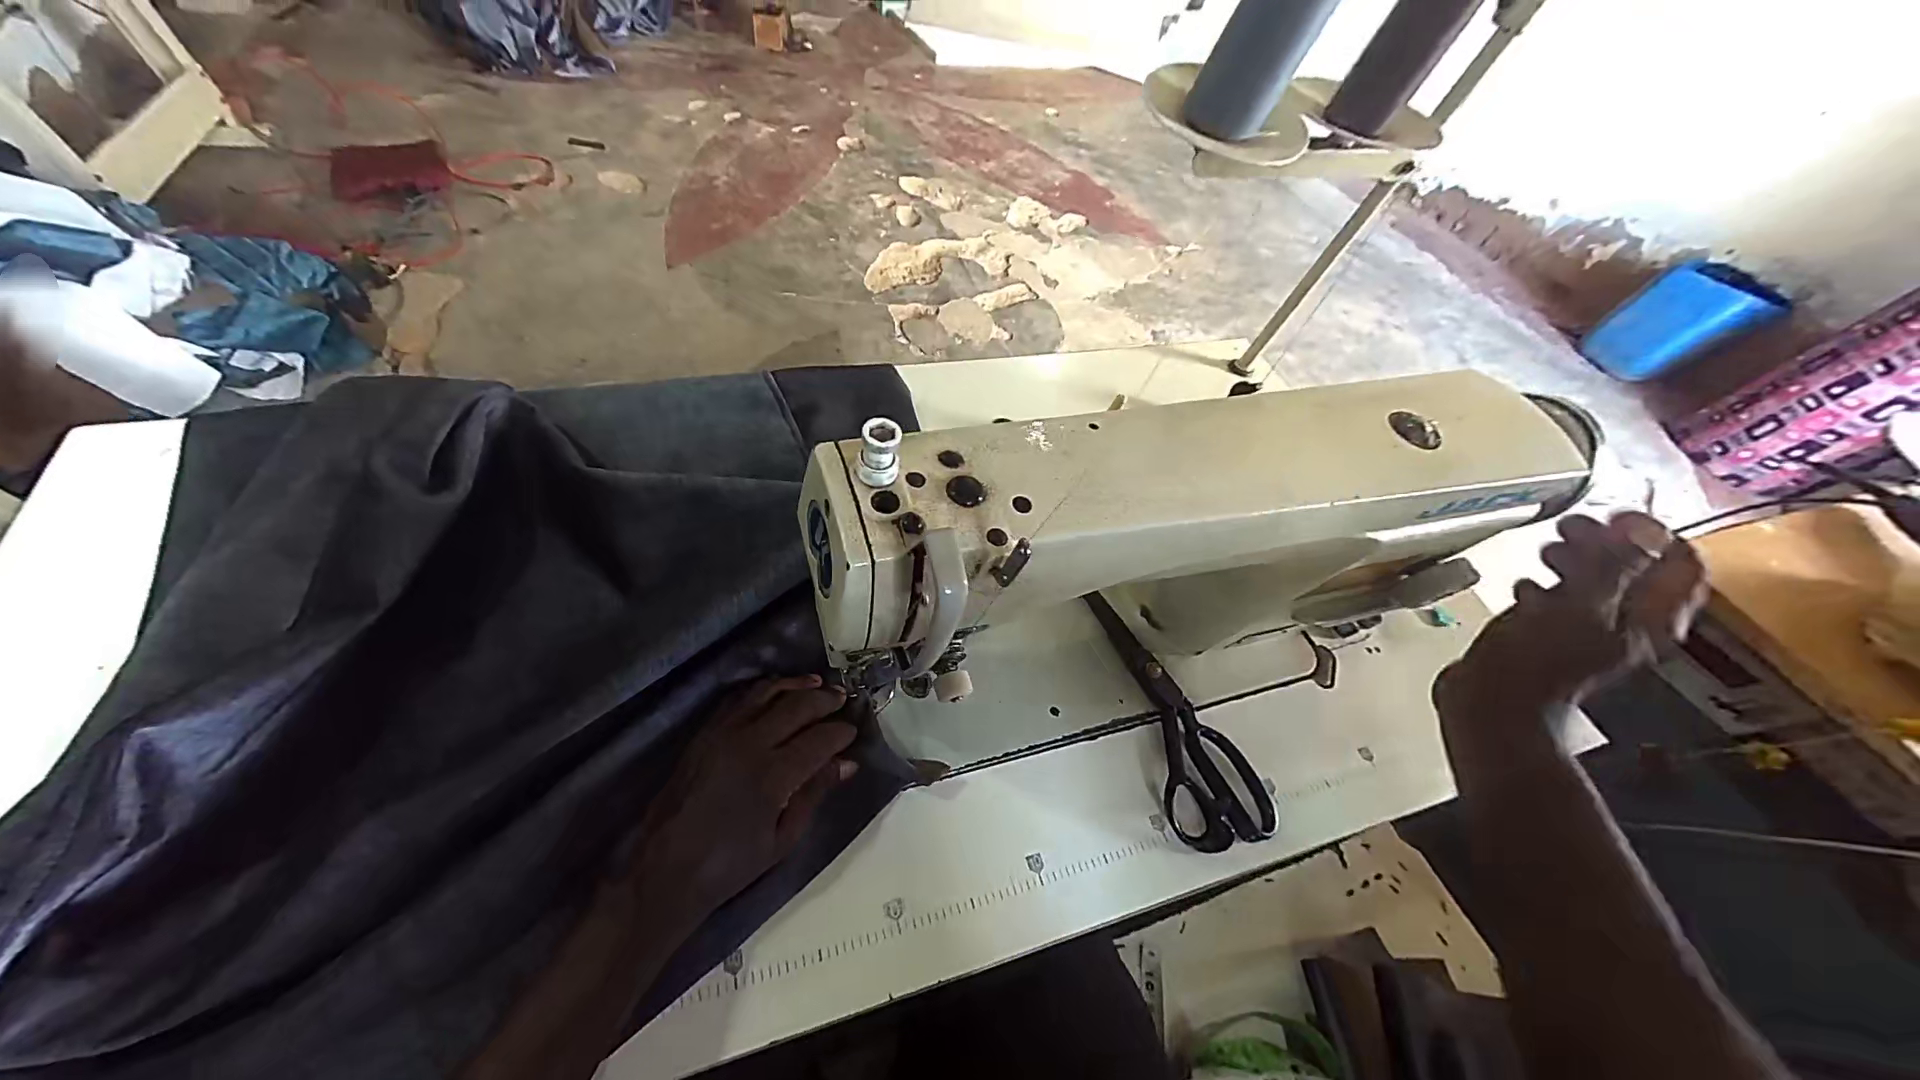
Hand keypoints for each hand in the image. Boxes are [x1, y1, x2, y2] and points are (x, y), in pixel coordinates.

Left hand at [628, 675, 857, 914]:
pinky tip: (775, 691)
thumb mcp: (782, 839)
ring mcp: (723, 734)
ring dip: (795, 684)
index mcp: (772, 775)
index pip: (819, 739)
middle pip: (796, 706)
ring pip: (766, 693)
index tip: (853, 731)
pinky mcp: (704, 733)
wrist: (665, 870)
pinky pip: (738, 699)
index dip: (841, 732)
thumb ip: (813, 793)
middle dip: (824, 700)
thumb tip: (846, 764)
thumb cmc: (730, 864)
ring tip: (816, 683)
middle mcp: (749, 744)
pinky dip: (762, 690)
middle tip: (842, 698)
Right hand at [1436, 511, 1706, 719]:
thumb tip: (1638, 528)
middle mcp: (1628, 627)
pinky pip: (1561, 605)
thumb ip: (1612, 565)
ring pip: (1596, 587)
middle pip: (1635, 573)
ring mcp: (1587, 636)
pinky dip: (1548, 588)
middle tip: (1572, 525)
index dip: (1653, 533)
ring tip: (1547, 548)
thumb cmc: (1537, 660)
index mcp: (1650, 619)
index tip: (1616, 513)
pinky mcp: (1550, 642)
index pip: (1680, 564)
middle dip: (1607, 544)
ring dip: (1576, 562)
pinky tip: (1526, 586)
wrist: (1492, 703)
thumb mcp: (1580, 605)